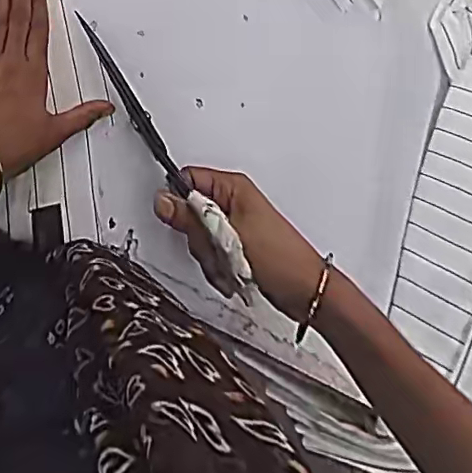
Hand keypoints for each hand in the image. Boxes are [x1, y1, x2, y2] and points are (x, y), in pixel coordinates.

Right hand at [155, 167, 328, 317]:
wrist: (308, 293)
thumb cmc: (282, 259)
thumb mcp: (228, 236)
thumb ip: (192, 218)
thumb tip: (163, 200)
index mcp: (232, 187)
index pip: (187, 180)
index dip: (178, 201)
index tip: (182, 222)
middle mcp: (232, 202)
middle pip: (190, 212)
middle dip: (198, 238)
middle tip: (215, 248)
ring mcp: (233, 226)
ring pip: (199, 237)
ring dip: (209, 257)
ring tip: (229, 265)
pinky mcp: (235, 246)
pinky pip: (210, 254)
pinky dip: (217, 268)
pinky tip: (232, 275)